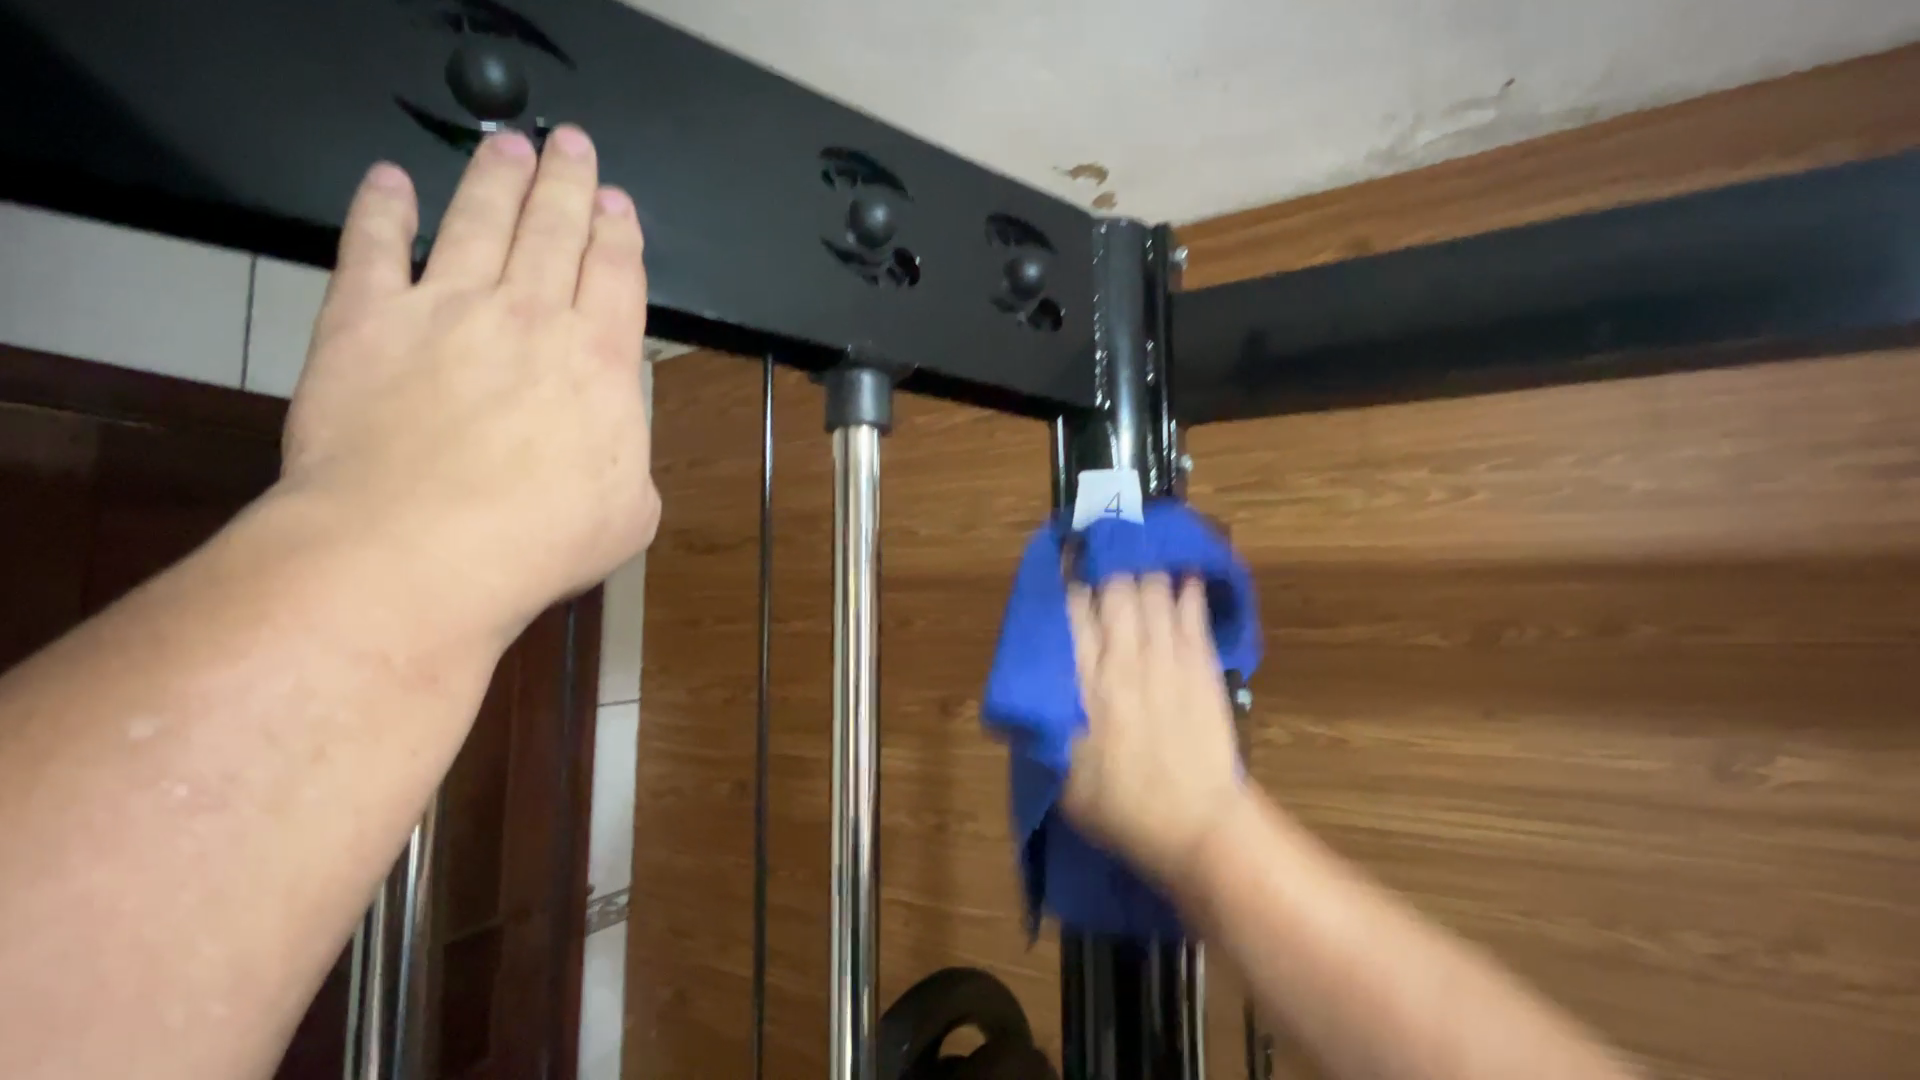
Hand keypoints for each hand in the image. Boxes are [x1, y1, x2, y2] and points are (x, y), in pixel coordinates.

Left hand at [278, 126, 657, 641]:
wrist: (417, 549)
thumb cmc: (541, 539)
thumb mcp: (630, 513)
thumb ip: (630, 463)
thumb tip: (614, 446)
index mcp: (600, 361)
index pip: (614, 274)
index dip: (617, 231)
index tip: (615, 201)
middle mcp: (530, 317)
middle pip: (554, 229)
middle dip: (567, 182)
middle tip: (571, 144)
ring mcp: (445, 311)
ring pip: (478, 221)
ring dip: (496, 178)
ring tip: (507, 145)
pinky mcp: (366, 321)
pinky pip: (372, 247)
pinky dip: (379, 208)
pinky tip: (388, 181)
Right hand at [1062, 573, 1243, 883]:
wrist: (1195, 825)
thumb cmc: (1120, 808)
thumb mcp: (1061, 776)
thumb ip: (1043, 726)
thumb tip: (1026, 695)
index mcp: (1082, 685)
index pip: (1070, 613)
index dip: (1067, 586)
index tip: (1065, 574)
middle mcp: (1121, 660)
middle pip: (1113, 590)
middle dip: (1105, 571)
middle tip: (1102, 563)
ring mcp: (1166, 658)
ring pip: (1152, 592)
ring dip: (1143, 575)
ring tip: (1139, 566)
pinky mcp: (1201, 665)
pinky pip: (1193, 612)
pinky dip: (1187, 590)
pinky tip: (1184, 578)